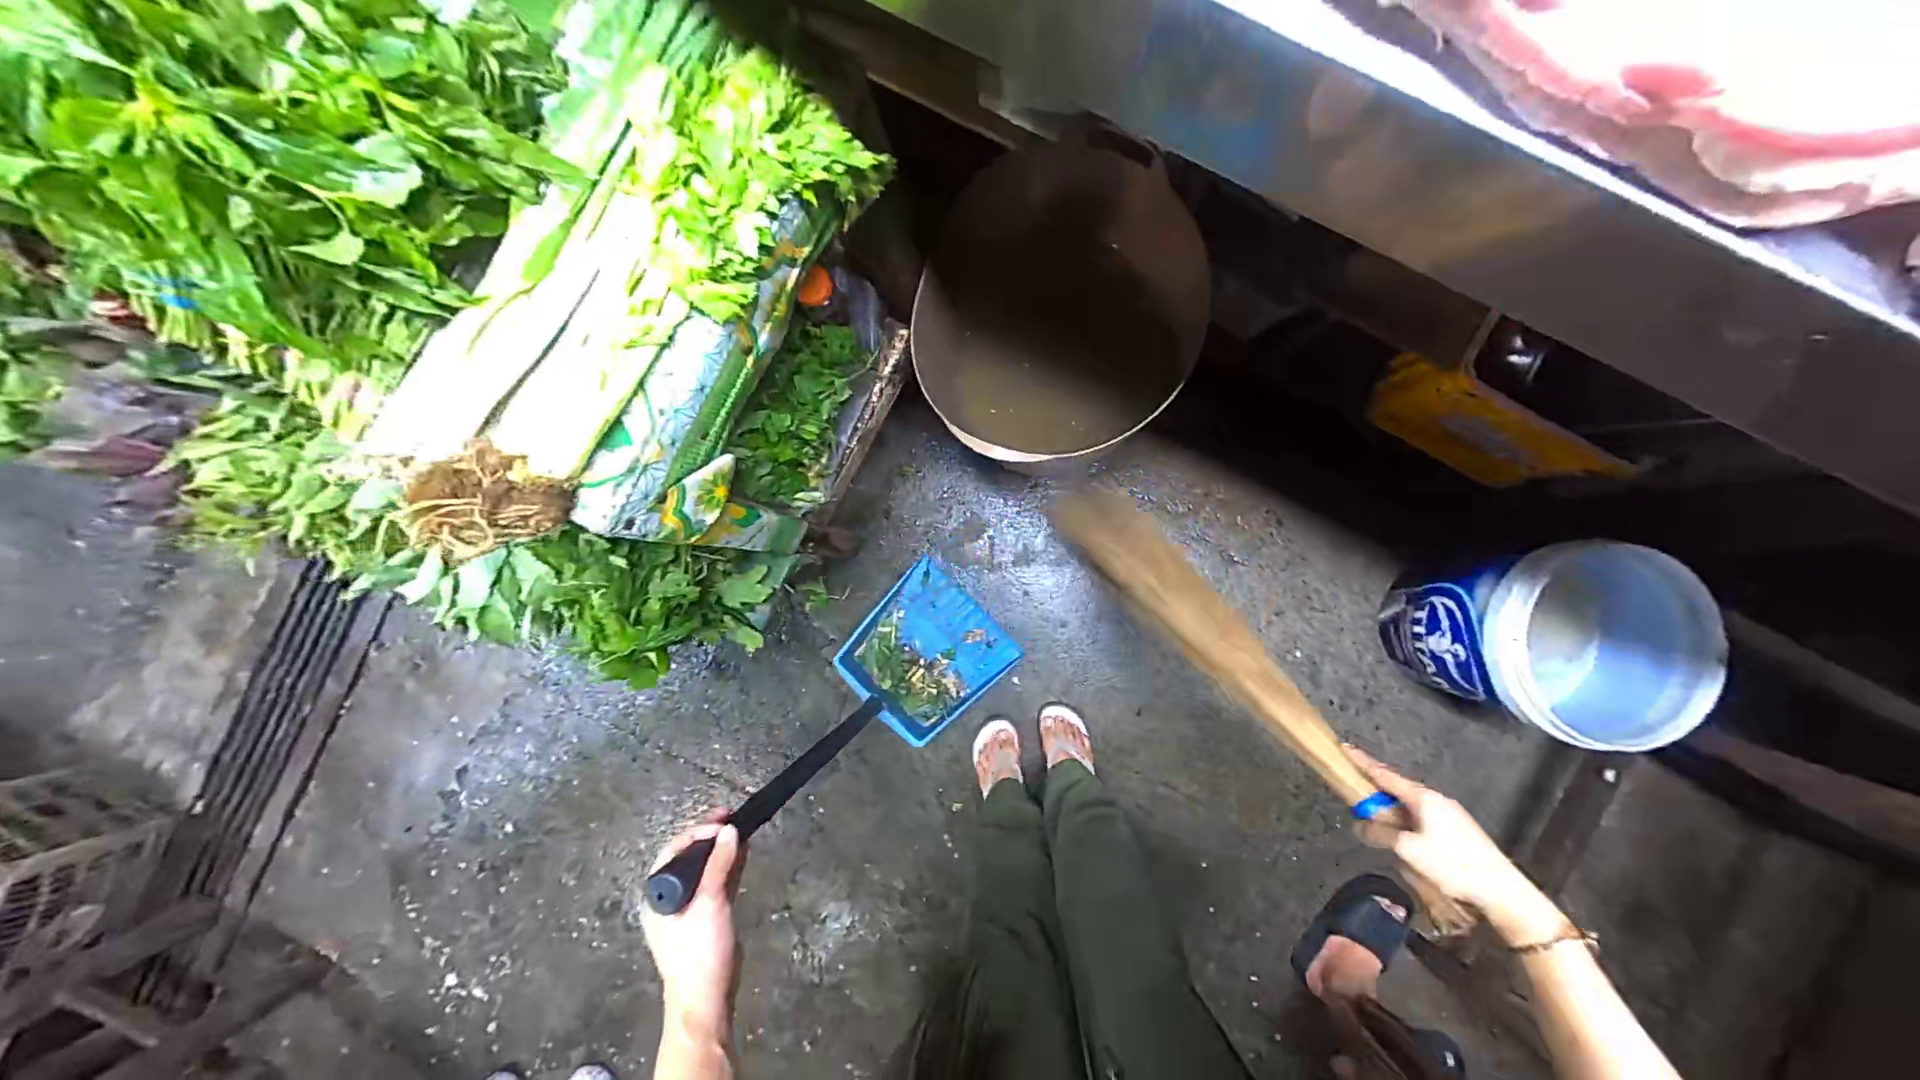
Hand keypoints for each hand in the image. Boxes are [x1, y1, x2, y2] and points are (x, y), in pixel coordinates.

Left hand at [641, 809, 743, 1034]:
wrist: (705, 999)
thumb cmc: (699, 951)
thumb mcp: (710, 902)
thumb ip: (719, 864)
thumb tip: (730, 831)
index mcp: (658, 895)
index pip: (675, 850)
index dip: (699, 832)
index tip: (724, 823)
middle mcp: (669, 898)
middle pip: (689, 857)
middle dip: (711, 836)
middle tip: (732, 817)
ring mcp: (688, 907)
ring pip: (705, 868)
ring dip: (722, 849)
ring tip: (740, 829)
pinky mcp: (707, 916)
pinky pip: (717, 882)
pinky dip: (729, 865)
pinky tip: (742, 852)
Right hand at [1345, 747, 1565, 941]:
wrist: (1502, 891)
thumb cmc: (1454, 865)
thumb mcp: (1407, 849)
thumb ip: (1379, 834)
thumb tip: (1360, 825)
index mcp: (1423, 798)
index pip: (1385, 774)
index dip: (1363, 762)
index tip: (1345, 749)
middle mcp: (1435, 800)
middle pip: (1396, 791)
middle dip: (1377, 798)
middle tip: (1361, 809)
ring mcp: (1448, 815)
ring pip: (1409, 809)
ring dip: (1393, 818)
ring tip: (1386, 837)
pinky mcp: (1456, 832)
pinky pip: (1421, 821)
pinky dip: (1407, 827)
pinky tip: (1407, 846)